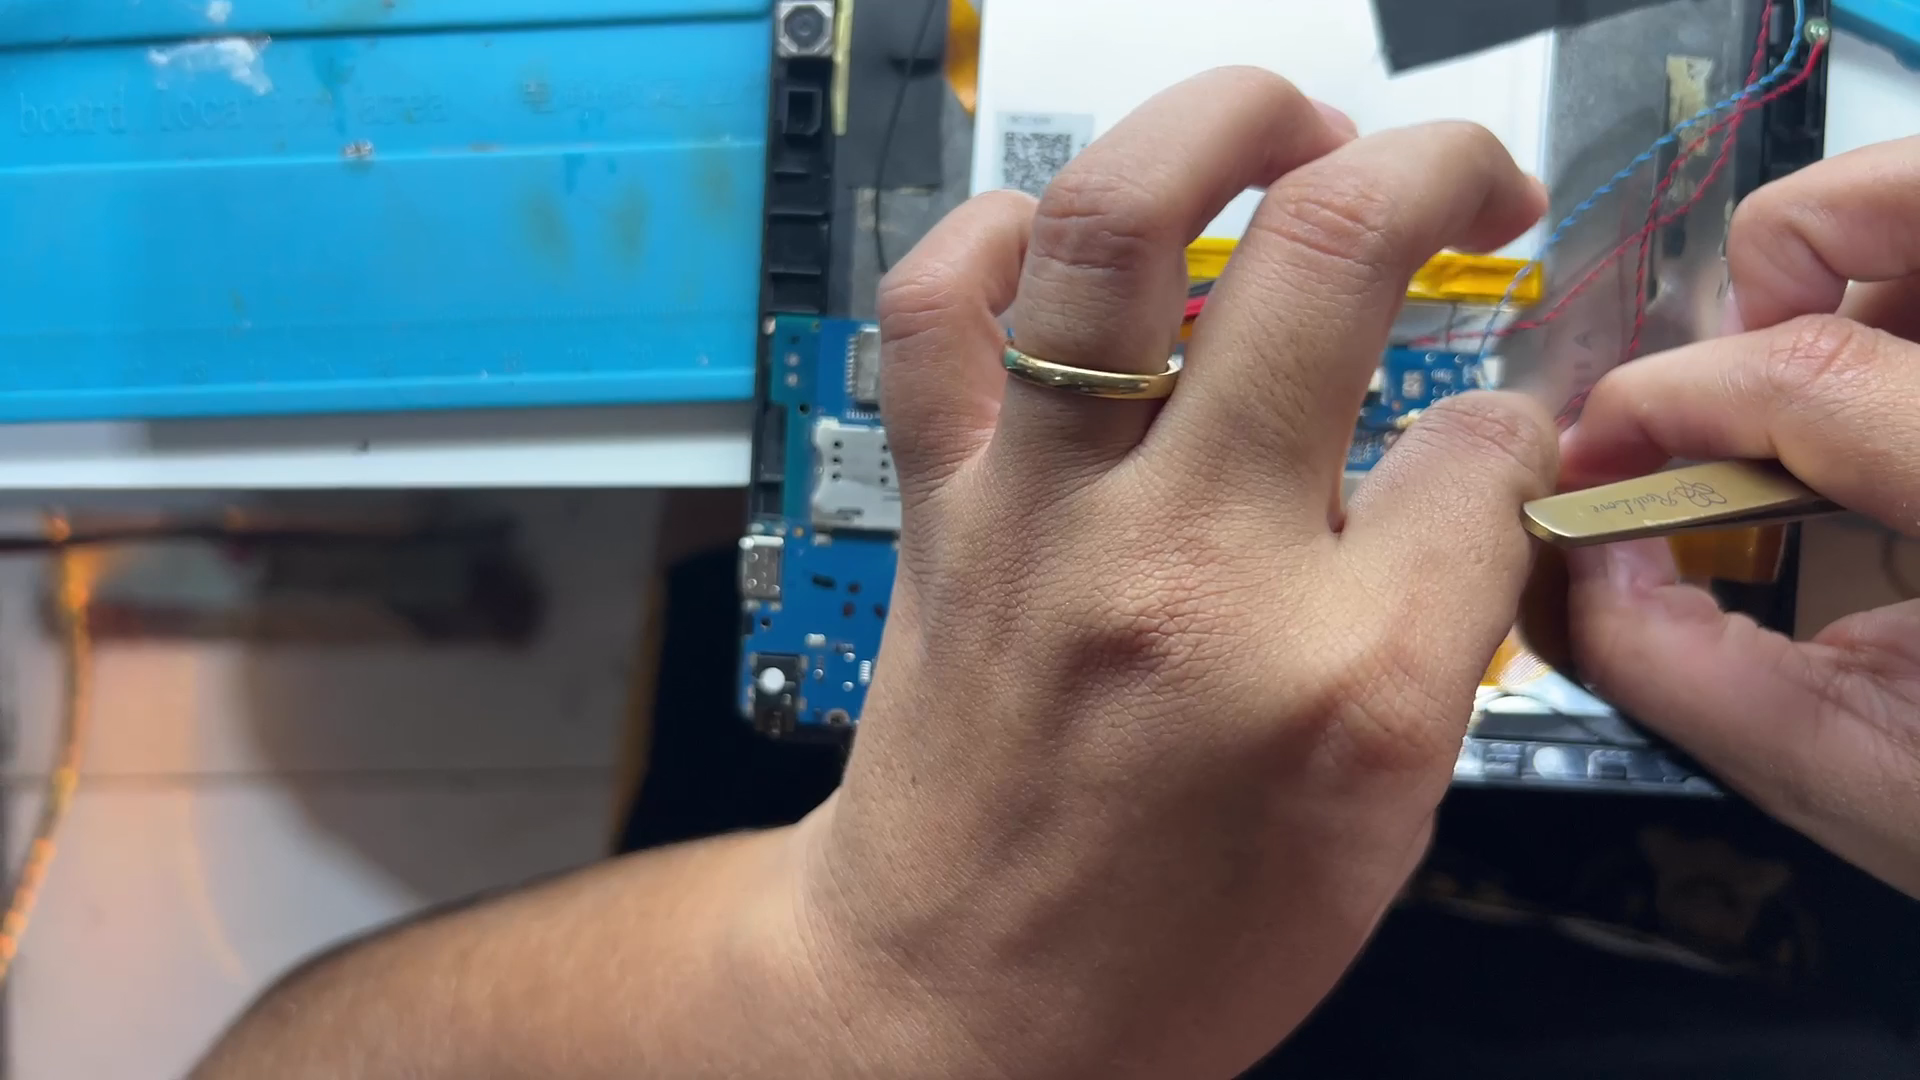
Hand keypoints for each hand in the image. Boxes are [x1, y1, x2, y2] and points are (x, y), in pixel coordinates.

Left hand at [783, 68, 1553, 1078]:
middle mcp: (1182, 555)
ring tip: (1260, 132)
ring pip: (1108, 231)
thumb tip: (1467, 460)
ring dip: (1204, 130)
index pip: (1478, 446)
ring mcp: (1037, 508)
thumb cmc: (1161, 940)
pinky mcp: (940, 509)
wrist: (950, 985)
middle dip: (1414, 160)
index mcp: (1339, 670)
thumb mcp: (1370, 816)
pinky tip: (1048, 244)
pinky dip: (988, 240)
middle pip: (1323, 253)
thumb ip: (1436, 619)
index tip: (1482, 409)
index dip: (1501, 405)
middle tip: (1431, 165)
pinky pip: (936, 316)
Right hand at [1563, 136, 1919, 899]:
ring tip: (1810, 381)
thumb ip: (1660, 656)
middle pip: (1908, 193)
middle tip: (1735, 385)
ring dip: (1835, 271)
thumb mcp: (1832, 768)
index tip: (1593, 460)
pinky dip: (1884, 300)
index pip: (1807, 373)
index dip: (1655, 403)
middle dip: (1771, 273)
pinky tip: (1872, 395)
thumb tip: (1574, 547)